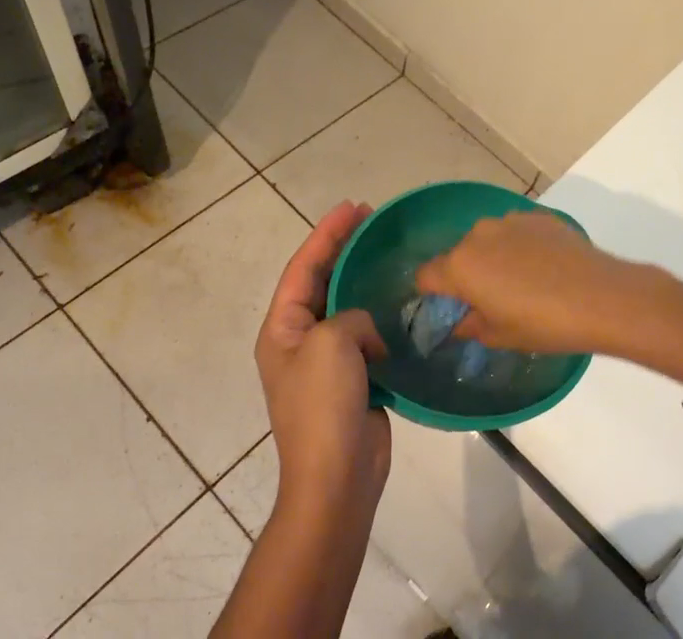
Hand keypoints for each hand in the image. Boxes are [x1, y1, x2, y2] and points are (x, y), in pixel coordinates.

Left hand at [255, 201, 390, 513]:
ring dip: (364, 284)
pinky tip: (401, 307)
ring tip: (391, 258)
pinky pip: (365, 340)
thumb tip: (367, 333)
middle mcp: (298, 341)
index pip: (302, 268)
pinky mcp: (352, 382)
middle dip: (344, 251)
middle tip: (374, 222)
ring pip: (345, 310)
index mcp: (281, 329)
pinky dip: (380, 320)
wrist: (336, 476)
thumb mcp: (330, 344)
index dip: (326, 234)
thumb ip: (348, 316)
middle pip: (321, 283)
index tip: (353, 207)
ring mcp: (324, 364)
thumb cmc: (322, 406)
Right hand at [415, 210, 670, 354]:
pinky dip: (522, 246)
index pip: (426, 275)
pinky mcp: (540, 217)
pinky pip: (518, 232)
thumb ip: (471, 325)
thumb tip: (460, 321)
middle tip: (492, 300)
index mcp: (461, 266)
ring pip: (489, 240)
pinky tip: (546, 268)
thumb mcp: (500, 335)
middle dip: (468, 275)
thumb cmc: (544, 324)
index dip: (433, 293)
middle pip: (459, 255)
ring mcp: (511, 220)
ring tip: (524, 283)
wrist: (602, 297)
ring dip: (496, 257)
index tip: (451, 308)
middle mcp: (479, 235)